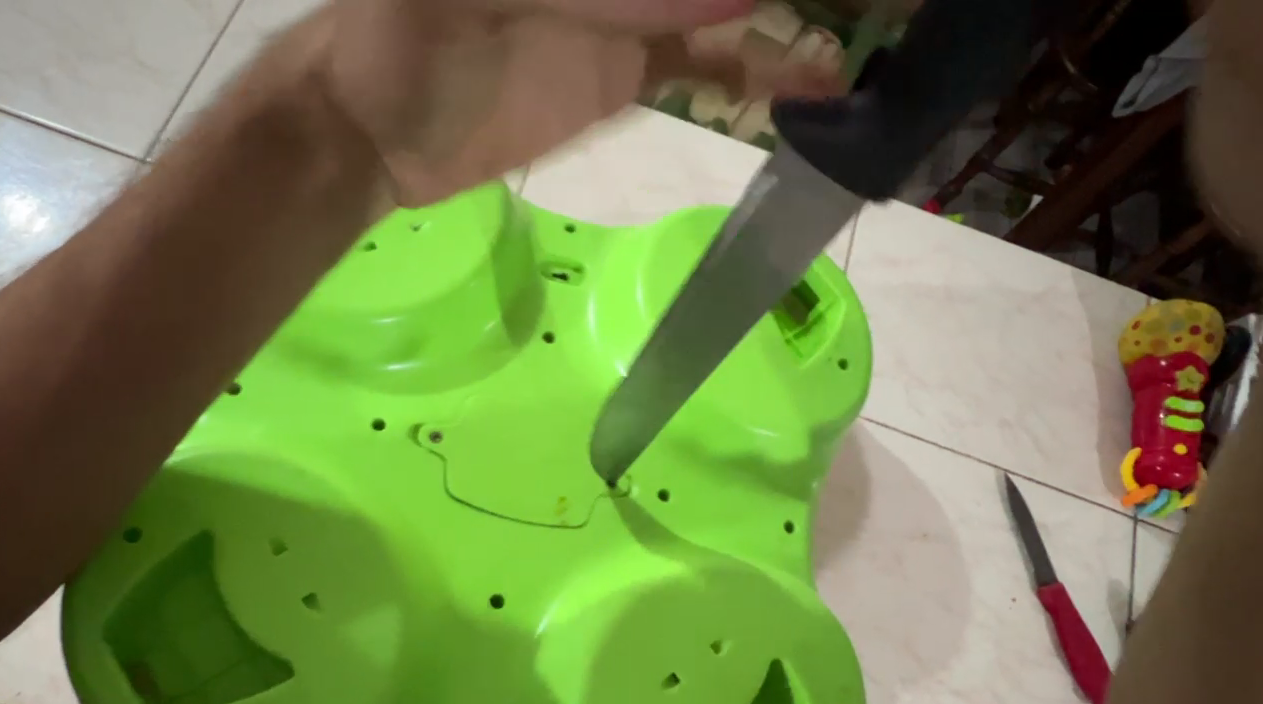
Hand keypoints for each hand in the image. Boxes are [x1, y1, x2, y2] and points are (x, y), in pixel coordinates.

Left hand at [298, 0, 847, 206]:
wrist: (377, 130)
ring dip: (799, 14)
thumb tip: (733, 1)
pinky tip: (815, 82)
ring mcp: (636, 10)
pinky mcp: (630, 72)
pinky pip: (708, 67)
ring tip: (875, 29)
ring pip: (733, 5)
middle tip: (885, 0)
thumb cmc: (406, 33)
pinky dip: (761, 73)